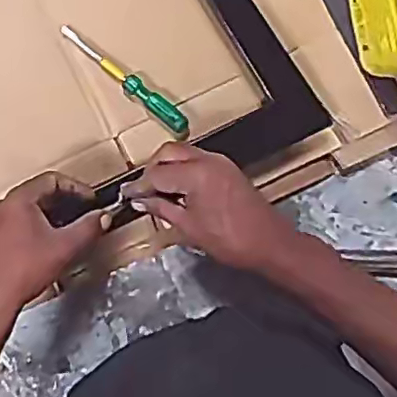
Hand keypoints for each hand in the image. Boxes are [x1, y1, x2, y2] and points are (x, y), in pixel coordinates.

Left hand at [0, 173, 108, 317]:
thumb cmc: (26, 269)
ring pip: (27, 208)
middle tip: (81, 211)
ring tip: (65, 228)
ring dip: (48, 214)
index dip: (75, 187)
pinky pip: (16, 222)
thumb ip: (88, 227)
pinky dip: (34, 226)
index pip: (51, 180)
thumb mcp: (66, 246)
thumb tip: (103, 217)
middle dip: (63, 201)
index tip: (89, 199)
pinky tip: (44, 244)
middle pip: (38, 192)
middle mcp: (4, 206)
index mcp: (19, 199)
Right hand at [120, 143, 305, 272]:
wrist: (270, 243)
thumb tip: (141, 200)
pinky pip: (196, 159)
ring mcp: (219, 161)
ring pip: (183, 153)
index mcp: (195, 173)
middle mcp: (207, 160)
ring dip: (167, 166)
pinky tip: (178, 188)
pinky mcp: (227, 168)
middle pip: (169, 152)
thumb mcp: (190, 228)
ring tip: (158, 190)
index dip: (139, 185)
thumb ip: (162, 208)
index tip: (126, 194)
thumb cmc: (230, 240)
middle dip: (152, 168)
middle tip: (142, 190)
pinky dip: (182, 168)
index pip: (157, 173)